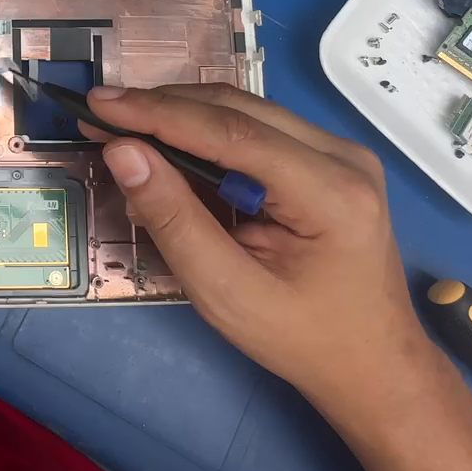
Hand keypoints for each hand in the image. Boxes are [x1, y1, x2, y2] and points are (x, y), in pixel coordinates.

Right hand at [85, 84, 471, 470]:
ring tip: (121, 123)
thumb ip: (172, 218)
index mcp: (331, 192)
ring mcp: (337, 151)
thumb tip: (121, 150)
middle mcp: (342, 156)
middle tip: (98, 112)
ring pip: (241, 109)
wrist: (374, 367)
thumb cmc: (300, 339)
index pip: (230, 132)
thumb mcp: (225, 291)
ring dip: (177, 112)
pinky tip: (164, 140)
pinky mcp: (324, 156)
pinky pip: (251, 125)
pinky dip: (200, 129)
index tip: (97, 103)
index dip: (157, 112)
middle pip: (235, 109)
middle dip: (160, 106)